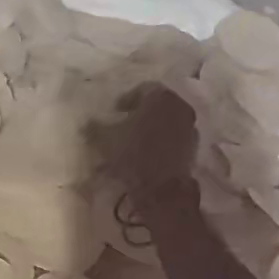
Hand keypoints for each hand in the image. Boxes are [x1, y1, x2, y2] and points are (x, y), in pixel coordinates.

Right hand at [98, 85, 198, 203]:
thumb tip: (87, 122)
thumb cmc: (133, 154)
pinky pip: (170, 142)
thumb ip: (95, 127)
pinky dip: (156, 146)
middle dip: (137, 117)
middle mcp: (179, 107)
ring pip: (163, 126)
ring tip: (128, 148)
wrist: (162, 188)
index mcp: (160, 96)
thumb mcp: (106, 139)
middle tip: (121, 127)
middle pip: (155, 107)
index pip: (141, 89)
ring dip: (146, 133)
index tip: (114, 111)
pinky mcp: (192, 149)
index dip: (125, 100)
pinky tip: (141, 160)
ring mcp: (189, 128)